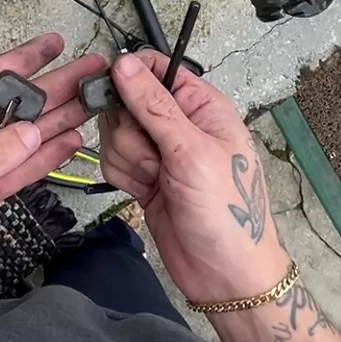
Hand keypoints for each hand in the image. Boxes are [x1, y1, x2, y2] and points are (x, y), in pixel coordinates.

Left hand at [0, 33, 103, 320]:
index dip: (26, 58)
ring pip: (22, 137)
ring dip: (56, 122)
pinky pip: (17, 169)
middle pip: (15, 105)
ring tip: (92, 105)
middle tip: (93, 74)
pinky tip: (69, 144)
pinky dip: (43, 158)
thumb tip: (35, 131)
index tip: (56, 42)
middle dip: (54, 88)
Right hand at [101, 50, 288, 302]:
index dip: (130, 75)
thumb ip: (153, 105)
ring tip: (155, 179)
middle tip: (154, 155)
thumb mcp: (192, 152)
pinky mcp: (143, 173)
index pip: (156, 67)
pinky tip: (144, 191)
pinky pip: (112, 158)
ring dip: (128, 157)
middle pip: (127, 100)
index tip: (114, 91)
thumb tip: (125, 63)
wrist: (224, 279)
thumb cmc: (228, 214)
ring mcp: (159, 149)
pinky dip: (123, 175)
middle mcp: (178, 121)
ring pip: (115, 131)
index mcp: (201, 104)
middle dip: (130, 130)